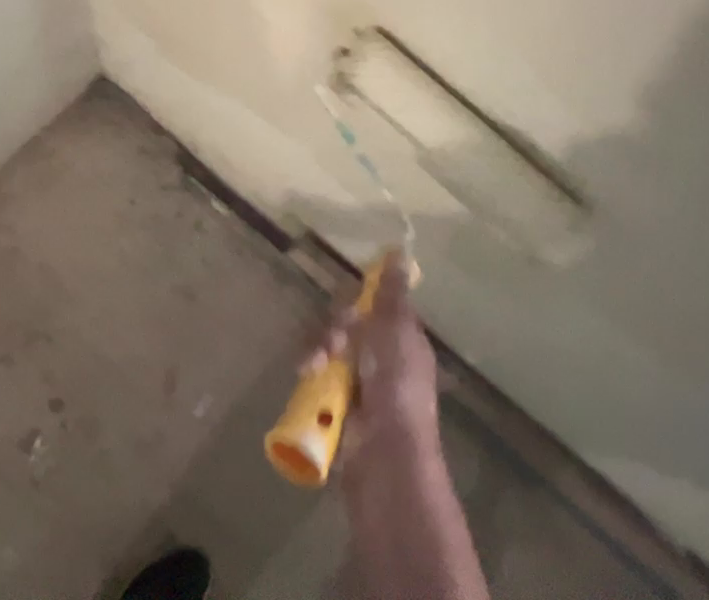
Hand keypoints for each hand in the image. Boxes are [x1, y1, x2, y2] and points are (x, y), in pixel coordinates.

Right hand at [303, 251, 439, 482]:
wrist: (386, 456)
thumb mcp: (396, 332)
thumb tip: (399, 252)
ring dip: (317, 352)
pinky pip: (318, 380)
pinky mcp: (338, 408)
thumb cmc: (396, 387)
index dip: (359, 304)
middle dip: (333, 330)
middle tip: (332, 344)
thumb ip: (392, 294)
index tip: (350, 310)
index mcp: (403, 342)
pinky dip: (311, 378)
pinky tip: (304, 380)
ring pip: (329, 352)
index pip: (377, 309)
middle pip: (348, 329)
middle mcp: (382, 361)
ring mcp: (359, 386)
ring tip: (311, 368)